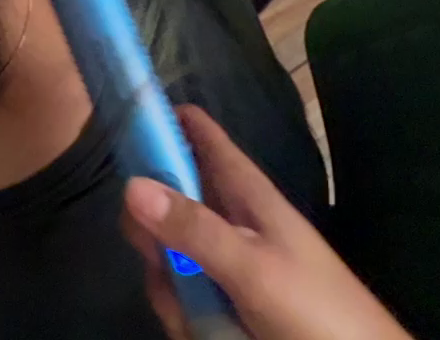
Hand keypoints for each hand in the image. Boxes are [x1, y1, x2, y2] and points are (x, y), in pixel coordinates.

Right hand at [122, 107, 412, 339]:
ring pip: (169, 250)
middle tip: (158, 257)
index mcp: (242, 189)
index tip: (123, 134)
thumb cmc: (316, 311)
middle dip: (151, 229)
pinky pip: (183, 290)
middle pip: (167, 196)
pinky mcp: (226, 298)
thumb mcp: (251, 268)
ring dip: (168, 282)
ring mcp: (226, 259)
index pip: (196, 132)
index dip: (161, 121)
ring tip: (191, 314)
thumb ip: (193, 228)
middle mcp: (229, 216)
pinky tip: (197, 329)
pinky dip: (183, 311)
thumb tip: (129, 183)